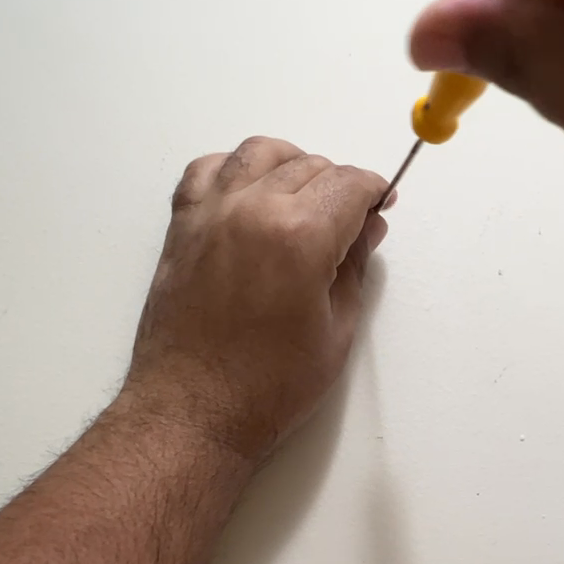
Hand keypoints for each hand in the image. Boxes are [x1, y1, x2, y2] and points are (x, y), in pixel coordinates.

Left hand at [121, 137, 388, 462]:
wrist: (194, 411)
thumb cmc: (272, 386)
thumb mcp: (336, 332)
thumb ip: (355, 269)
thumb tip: (368, 227)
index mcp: (301, 236)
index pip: (349, 184)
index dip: (374, 191)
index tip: (382, 206)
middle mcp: (253, 209)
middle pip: (310, 165)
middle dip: (339, 186)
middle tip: (349, 223)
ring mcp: (211, 213)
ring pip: (260, 153)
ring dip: (292, 166)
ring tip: (304, 200)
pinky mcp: (182, 226)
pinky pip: (209, 169)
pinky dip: (236, 171)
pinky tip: (251, 197)